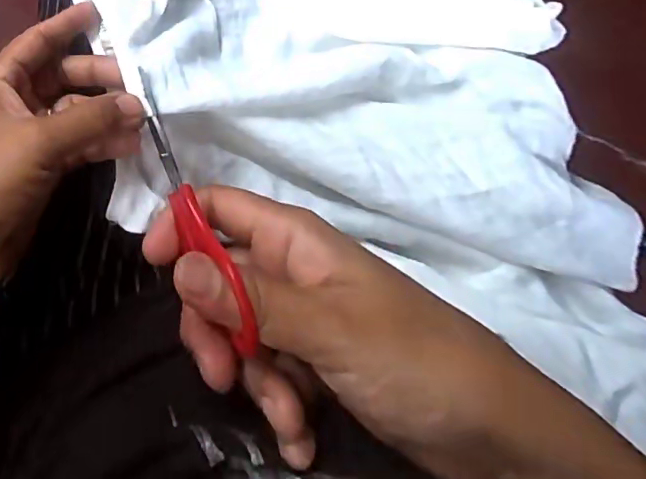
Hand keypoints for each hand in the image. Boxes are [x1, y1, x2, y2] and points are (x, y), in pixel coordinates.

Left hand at [0, 3, 143, 283]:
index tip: (99, 9)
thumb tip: (138, 102)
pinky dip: (102, 141)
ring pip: (77, 110)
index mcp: (1, 81)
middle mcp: (17, 101)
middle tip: (138, 81)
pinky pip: (80, 141)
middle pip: (65, 76)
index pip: (38, 41)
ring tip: (142, 117)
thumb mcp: (40, 140)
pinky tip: (129, 144)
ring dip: (106, 113)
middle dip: (100, 77)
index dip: (67, 24)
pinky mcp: (45, 164)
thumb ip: (91, 117)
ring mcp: (32, 134)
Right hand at [143, 187, 645, 478]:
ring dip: (254, 381)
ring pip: (243, 334)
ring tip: (290, 419)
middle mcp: (294, 271)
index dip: (181, 225)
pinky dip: (280, 407)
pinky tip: (303, 439)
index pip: (219, 206)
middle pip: (219, 278)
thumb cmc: (412, 358)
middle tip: (224, 374)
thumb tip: (179, 264)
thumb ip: (252, 297)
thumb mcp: (328, 329)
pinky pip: (274, 374)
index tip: (152, 267)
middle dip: (215, 328)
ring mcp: (307, 318)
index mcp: (295, 240)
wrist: (493, 433)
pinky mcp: (319, 363)